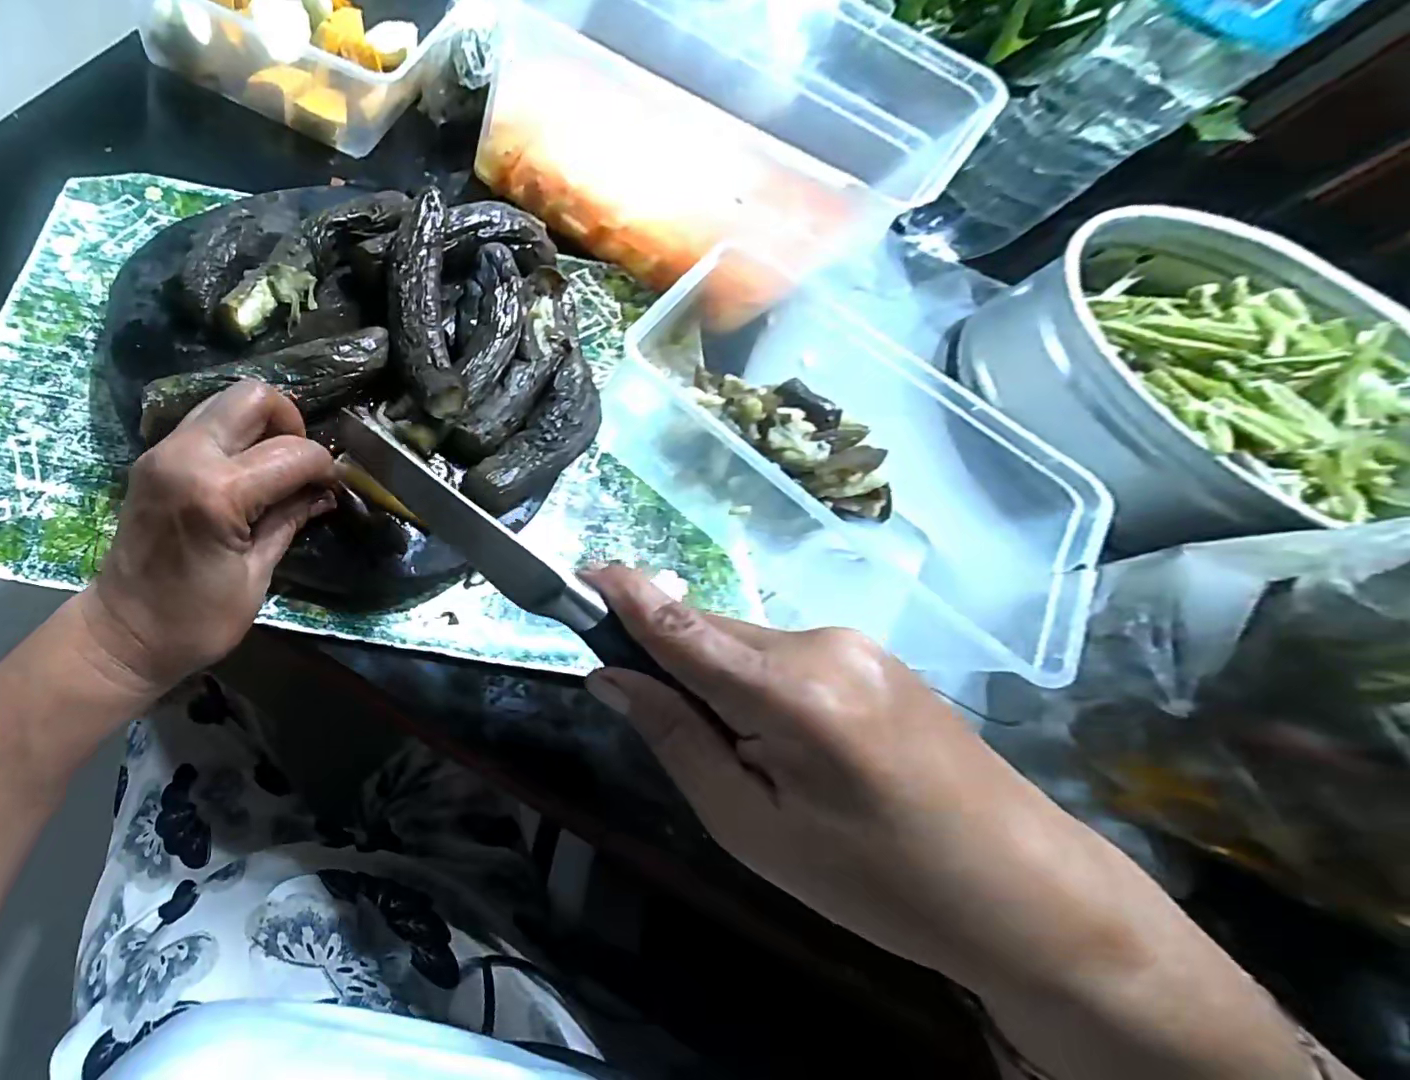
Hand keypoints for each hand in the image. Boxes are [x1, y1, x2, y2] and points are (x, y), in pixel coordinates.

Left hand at [77, 381, 338, 692]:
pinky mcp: (154, 458)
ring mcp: (164, 452)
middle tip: (298, 466)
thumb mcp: (255, 576)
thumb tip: (323, 492)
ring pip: (227, 400)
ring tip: (274, 468)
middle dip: (290, 423)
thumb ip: (288, 521)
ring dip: (261, 425)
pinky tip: (247, 472)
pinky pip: (206, 422)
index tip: (333, 487)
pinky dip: (235, 435)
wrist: (122, 635)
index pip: (292, 452)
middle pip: (254, 396)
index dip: (323, 467)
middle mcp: (186, 457)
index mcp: (216, 493)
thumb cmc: (194, 621)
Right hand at [579, 565, 1162, 993]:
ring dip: (710, 673)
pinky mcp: (871, 654)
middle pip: (708, 630)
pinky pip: (779, 651)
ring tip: (735, 750)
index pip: (682, 626)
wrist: (1031, 897)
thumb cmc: (876, 882)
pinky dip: (748, 678)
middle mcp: (821, 645)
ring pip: (741, 641)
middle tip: (653, 714)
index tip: (580, 574)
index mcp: (791, 694)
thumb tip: (610, 678)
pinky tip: (777, 738)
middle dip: (665, 655)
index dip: (625, 594)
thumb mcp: (752, 828)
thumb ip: (675, 738)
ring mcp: (854, 644)